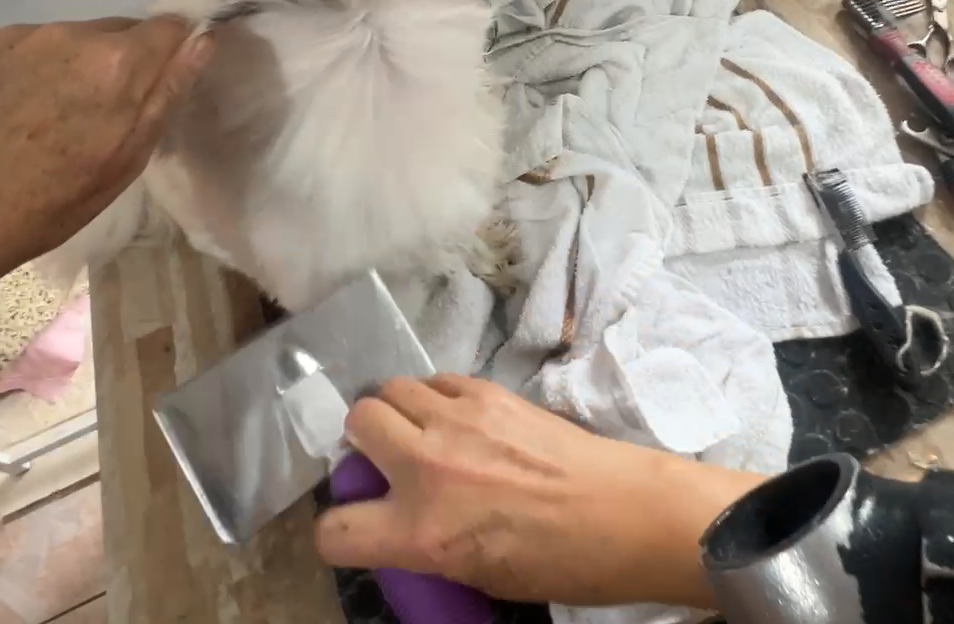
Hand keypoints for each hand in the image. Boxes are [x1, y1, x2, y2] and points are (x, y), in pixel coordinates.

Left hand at [0, 17, 210, 303]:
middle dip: (129, 62)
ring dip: (83, 66)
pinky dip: (39, 69)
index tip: (167, 86)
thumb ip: (169, 92)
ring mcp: (18, 36)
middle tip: (110, 116)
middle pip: (122, 31)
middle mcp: (69, 33)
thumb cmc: (48, 201)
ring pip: (75, 39)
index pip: (172, 27)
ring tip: (58, 119)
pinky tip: (18, 113)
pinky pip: (32, 47)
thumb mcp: (127, 158)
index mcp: (116, 61)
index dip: (178, 53)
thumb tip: (204, 40)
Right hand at [314, 375, 762, 607]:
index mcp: (421, 532)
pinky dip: (434, 395)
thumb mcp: (474, 574)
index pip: (335, 529)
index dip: (338, 530)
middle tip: (388, 457)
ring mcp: (457, 418)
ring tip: (421, 429)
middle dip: (363, 440)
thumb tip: (397, 520)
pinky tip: (457, 415)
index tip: (356, 524)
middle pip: (357, 422)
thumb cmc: (554, 560)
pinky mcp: (486, 390)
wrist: (618, 510)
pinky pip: (436, 379)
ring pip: (391, 388)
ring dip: (396, 409)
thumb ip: (423, 543)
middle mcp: (427, 465)